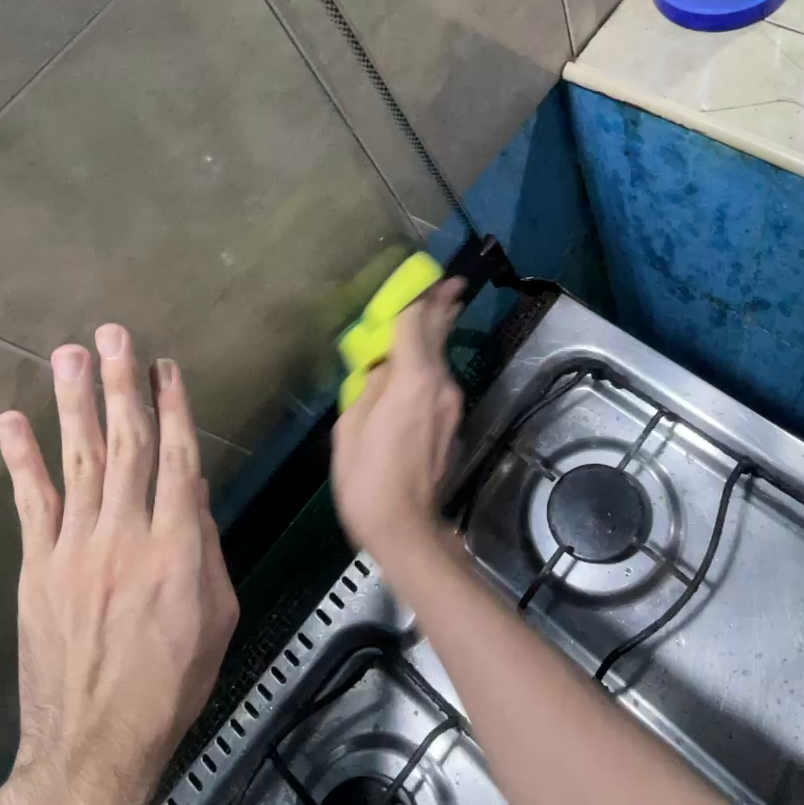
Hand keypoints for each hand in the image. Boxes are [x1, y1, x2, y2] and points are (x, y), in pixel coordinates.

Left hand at [0, 324, 237, 804]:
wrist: (97, 738)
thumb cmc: (174, 678)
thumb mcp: (217, 615)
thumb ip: (205, 549)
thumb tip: (192, 494)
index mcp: (178, 546)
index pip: (178, 458)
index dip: (174, 407)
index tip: (167, 366)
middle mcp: (125, 534)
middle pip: (127, 445)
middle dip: (122, 385)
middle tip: (114, 336)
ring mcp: (74, 548)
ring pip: (79, 461)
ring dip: (74, 404)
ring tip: (68, 356)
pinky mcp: (36, 568)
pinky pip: (29, 504)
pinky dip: (20, 460)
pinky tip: (10, 422)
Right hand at [331, 278, 466, 558]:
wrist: (406, 526)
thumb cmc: (367, 479)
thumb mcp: (352, 426)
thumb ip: (370, 386)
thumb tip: (382, 367)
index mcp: (412, 380)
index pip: (415, 324)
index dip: (414, 299)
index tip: (422, 278)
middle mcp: (440, 384)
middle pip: (439, 334)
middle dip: (442, 306)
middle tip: (450, 283)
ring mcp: (451, 403)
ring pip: (442, 357)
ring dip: (438, 332)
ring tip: (437, 309)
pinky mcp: (451, 420)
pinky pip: (439, 379)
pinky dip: (431, 361)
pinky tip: (421, 358)